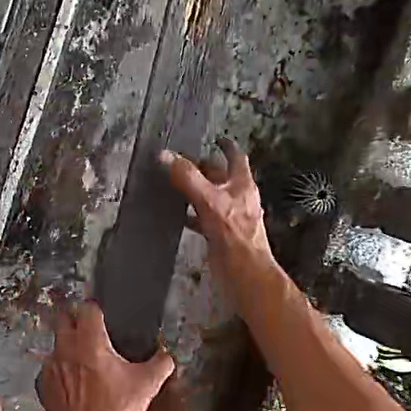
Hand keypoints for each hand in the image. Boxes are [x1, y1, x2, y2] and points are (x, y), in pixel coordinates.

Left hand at [36, 300, 174, 410]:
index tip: (104, 318)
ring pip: (56, 344)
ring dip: (69, 347)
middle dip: (76, 322)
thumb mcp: (146, 387)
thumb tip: (166, 355)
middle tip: (92, 335)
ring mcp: (50, 366)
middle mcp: (65, 349)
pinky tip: (75, 385)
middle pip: (64, 319)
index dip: (97, 310)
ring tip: (86, 363)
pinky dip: (61, 370)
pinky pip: (51, 367)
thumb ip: (160, 364)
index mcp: (89, 342)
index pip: (87, 308)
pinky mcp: (42, 384)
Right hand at [162, 138, 273, 280]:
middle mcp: (238, 198)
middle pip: (221, 177)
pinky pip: (205, 218)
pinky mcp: (221, 233)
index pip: (236, 158)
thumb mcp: (207, 199)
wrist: (243, 270)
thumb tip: (167, 156)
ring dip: (197, 191)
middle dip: (205, 169)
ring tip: (177, 185)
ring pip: (212, 197)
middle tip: (185, 163)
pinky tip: (180, 216)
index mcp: (242, 185)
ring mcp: (230, 217)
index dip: (227, 147)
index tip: (217, 139)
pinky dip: (192, 214)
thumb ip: (187, 177)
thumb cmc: (233, 233)